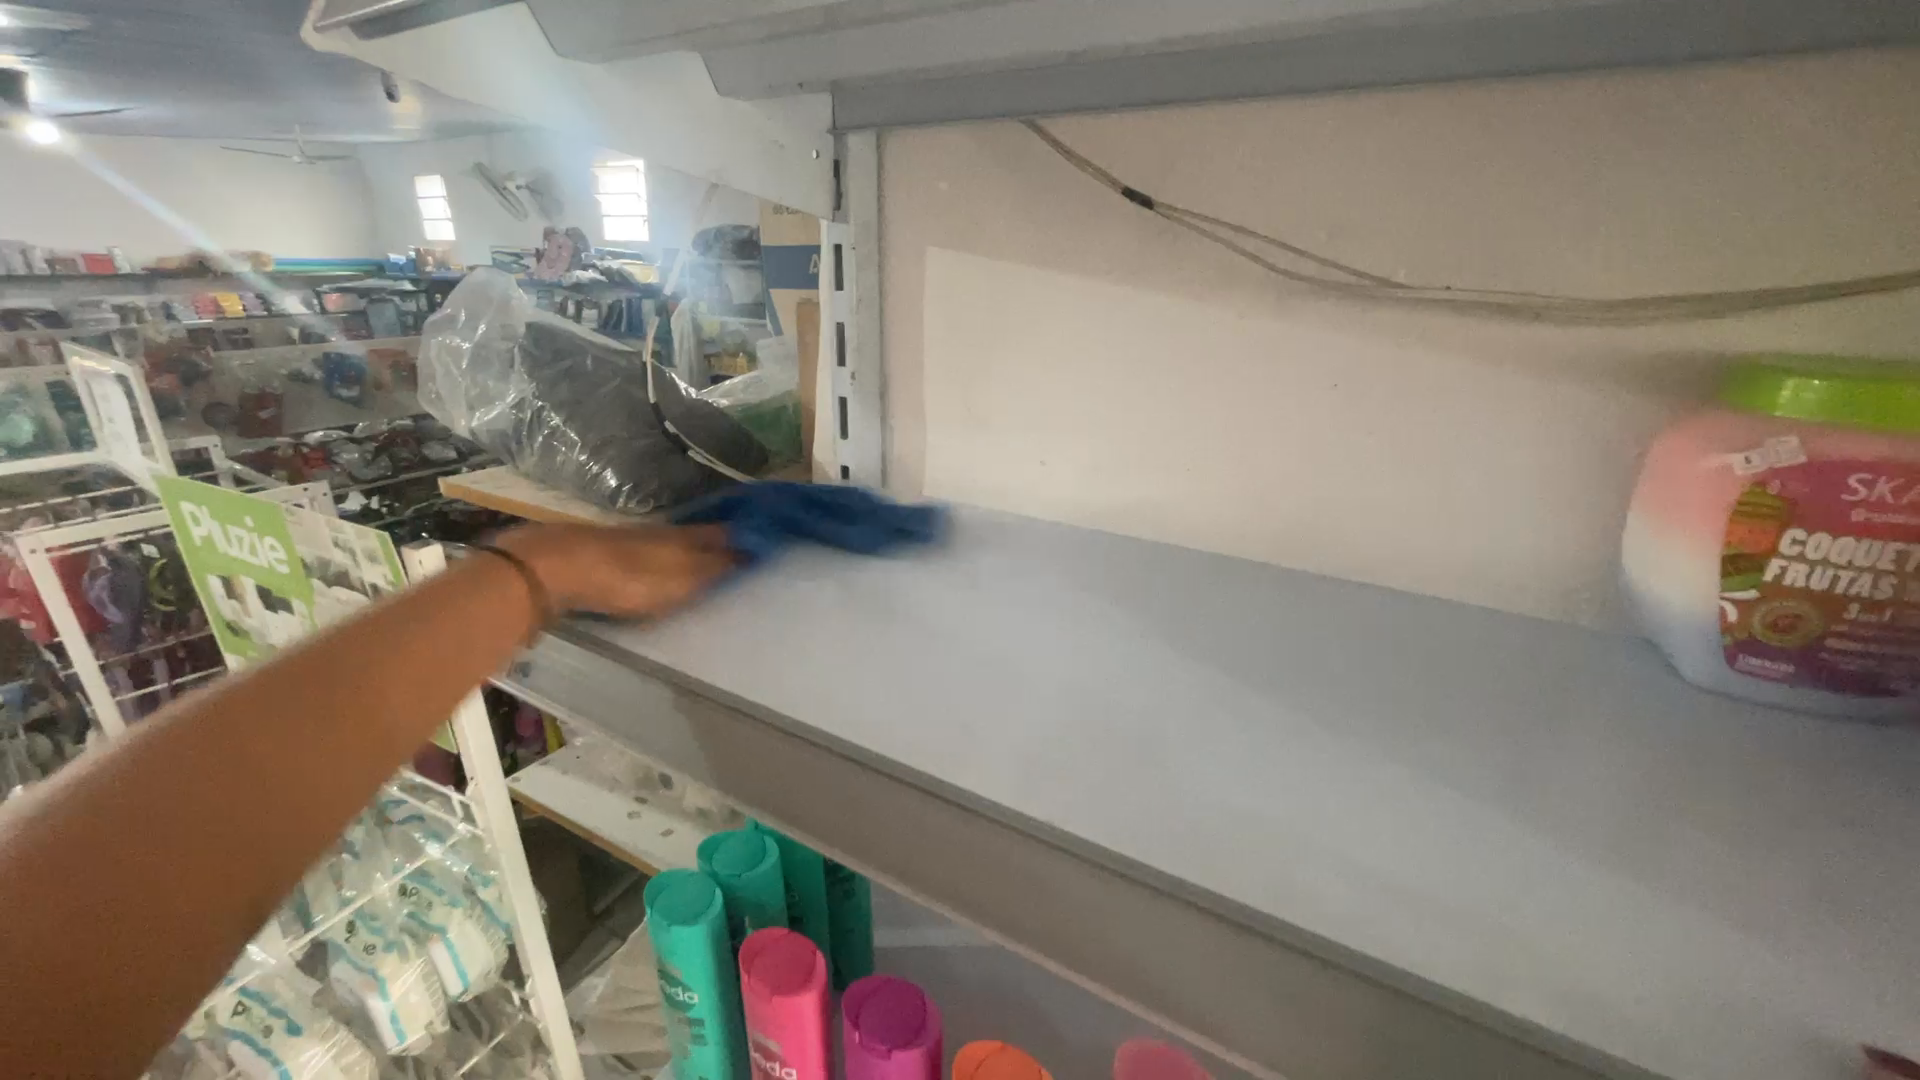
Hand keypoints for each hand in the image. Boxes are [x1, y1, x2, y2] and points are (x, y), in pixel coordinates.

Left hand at [495, 524, 737, 619]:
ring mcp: (632, 540)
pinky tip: (663, 569)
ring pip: (673, 544)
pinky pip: (648, 555)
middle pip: (700, 537)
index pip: (726, 534)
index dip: (747, 538)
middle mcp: (663, 533)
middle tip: (745, 555)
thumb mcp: (681, 579)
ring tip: (710, 565)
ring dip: (692, 552)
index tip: (769, 544)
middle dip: (722, 544)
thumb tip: (755, 553)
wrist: (555, 569)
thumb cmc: (628, 578)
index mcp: (685, 538)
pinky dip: (664, 561)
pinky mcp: (606, 553)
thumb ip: (715, 569)